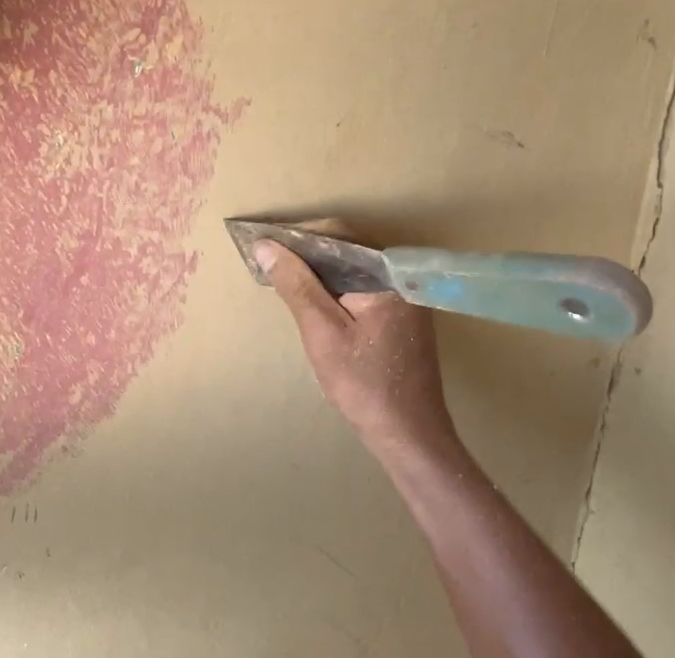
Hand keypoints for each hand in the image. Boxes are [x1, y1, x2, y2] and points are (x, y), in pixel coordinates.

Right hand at [257, 232, 458, 459]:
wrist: (410, 437)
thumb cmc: (365, 386)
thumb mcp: (322, 332)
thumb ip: (296, 285)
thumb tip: (265, 246)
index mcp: (387, 276)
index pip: (337, 235)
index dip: (297, 237)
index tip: (264, 246)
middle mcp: (401, 280)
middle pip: (346, 250)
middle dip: (307, 253)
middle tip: (270, 264)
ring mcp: (404, 299)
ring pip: (353, 269)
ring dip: (319, 271)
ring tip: (284, 280)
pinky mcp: (401, 317)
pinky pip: (362, 287)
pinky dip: (335, 289)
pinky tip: (314, 302)